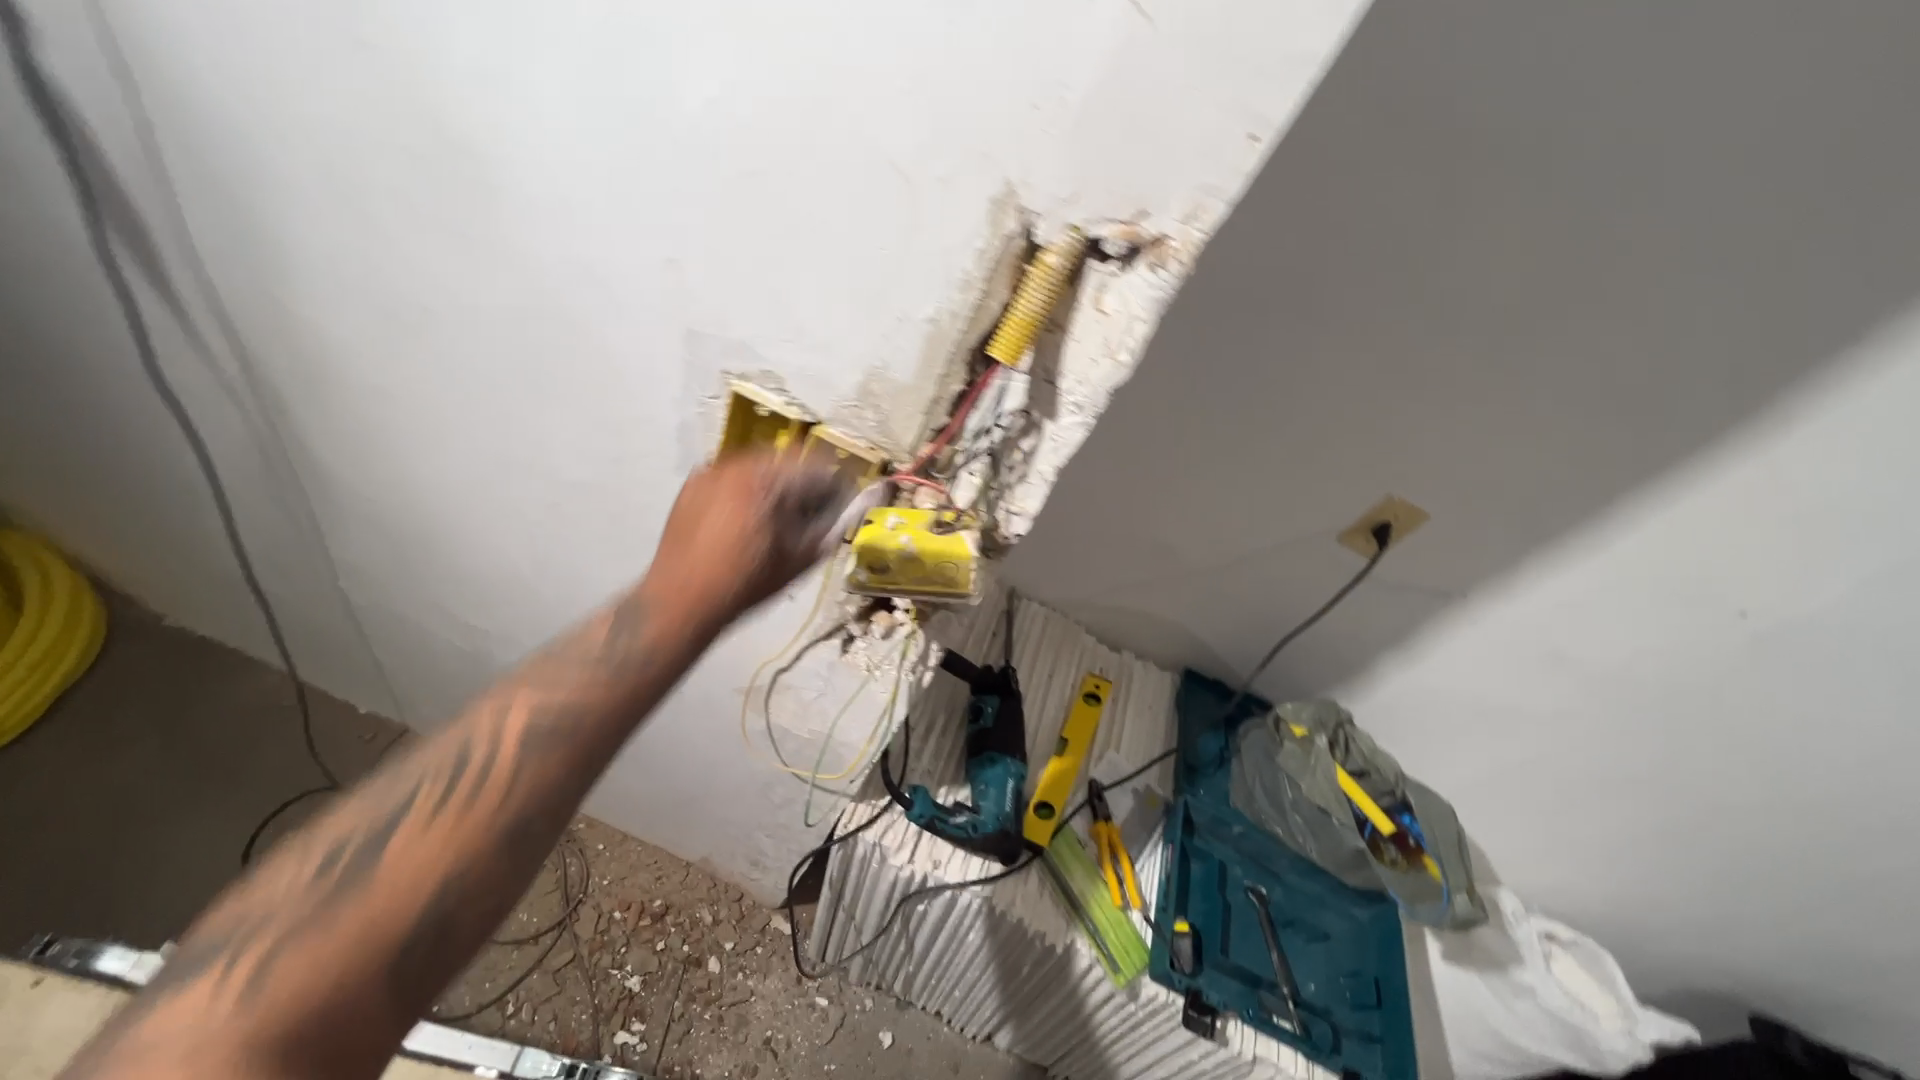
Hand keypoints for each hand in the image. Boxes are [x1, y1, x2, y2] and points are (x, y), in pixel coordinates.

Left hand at [643, 451, 854, 630]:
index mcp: (768, 480)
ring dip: (773, 483)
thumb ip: (831, 528)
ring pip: (757, 465)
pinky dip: (745, 489)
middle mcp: (738, 465)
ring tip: (775, 515)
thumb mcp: (798, 561)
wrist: (680, 600)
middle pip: (785, 459)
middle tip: (808, 509)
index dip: (835, 481)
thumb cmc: (745, 585)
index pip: (816, 464)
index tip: (840, 499)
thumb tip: (853, 506)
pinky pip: (730, 476)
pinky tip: (745, 518)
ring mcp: (711, 472)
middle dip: (802, 480)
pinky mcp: (693, 484)